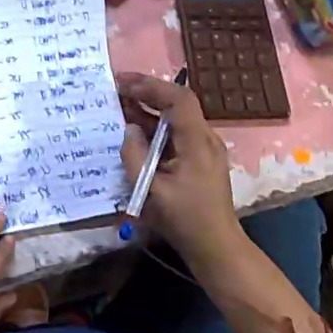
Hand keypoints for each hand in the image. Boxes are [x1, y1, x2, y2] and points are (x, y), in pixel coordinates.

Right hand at [118, 72, 244, 268]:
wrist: (216, 248)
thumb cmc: (184, 221)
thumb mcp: (151, 191)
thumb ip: (135, 156)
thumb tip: (128, 128)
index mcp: (197, 142)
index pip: (178, 100)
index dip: (150, 86)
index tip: (123, 83)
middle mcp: (204, 138)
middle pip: (176, 103)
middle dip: (146, 92)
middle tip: (115, 87)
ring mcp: (203, 148)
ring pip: (174, 118)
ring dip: (147, 110)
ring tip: (118, 104)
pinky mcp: (198, 158)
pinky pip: (175, 133)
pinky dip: (154, 127)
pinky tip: (133, 131)